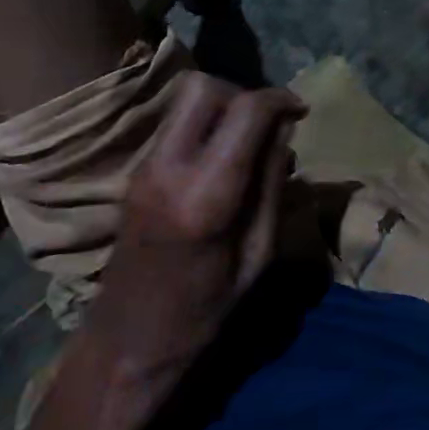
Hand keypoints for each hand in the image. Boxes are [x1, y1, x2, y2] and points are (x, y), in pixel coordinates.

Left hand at [86, 73, 306, 389]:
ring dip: (223, 107)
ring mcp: (145, 165)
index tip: (301, 109)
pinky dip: (205, 124)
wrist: (127, 342)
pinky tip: (223, 158)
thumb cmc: (202, 315)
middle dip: (243, 93)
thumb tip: (285, 130)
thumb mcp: (256, 258)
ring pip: (186, 101)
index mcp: (205, 195)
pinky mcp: (136, 170)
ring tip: (250, 141)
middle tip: (269, 123)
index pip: (244, 112)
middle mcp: (168, 166)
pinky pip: (175, 124)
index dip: (278, 99)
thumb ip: (271, 186)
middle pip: (203, 87)